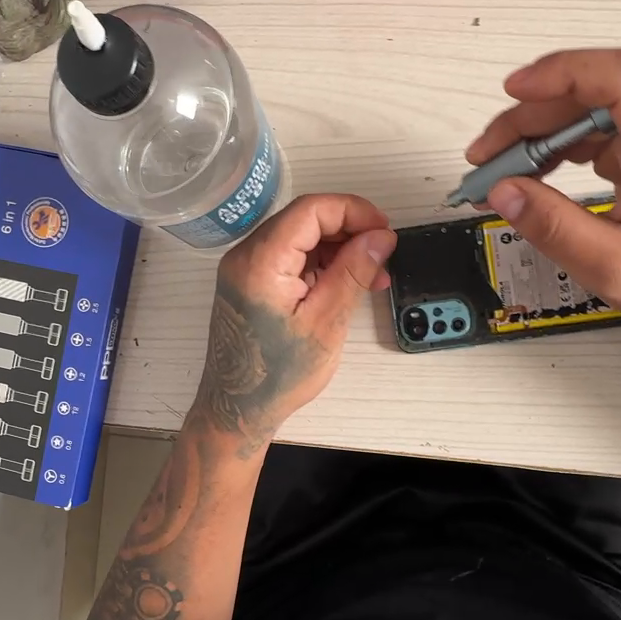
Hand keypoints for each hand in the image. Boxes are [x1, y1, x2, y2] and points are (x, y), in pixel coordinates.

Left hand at [190, 194, 397, 449]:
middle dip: (349, 230)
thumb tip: (380, 236)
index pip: (310, 210)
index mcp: (259, 262)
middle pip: (304, 220)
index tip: (384, 230)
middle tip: (382, 254)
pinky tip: (346, 283)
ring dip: (337, 248)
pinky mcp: (250, 284)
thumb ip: (353, 272)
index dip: (353, 211)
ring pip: (299, 238)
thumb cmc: (277, 376)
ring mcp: (245, 270)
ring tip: (372, 276)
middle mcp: (245, 257)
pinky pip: (289, 258)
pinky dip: (320, 264)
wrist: (237, 410)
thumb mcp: (326, 323)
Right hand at [464, 49, 620, 329]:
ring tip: (495, 171)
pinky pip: (596, 131)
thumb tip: (501, 192)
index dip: (565, 74)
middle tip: (482, 159)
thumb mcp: (615, 269)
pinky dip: (555, 148)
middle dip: (529, 118)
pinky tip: (528, 174)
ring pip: (588, 110)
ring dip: (536, 133)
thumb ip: (556, 229)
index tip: (512, 92)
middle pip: (594, 93)